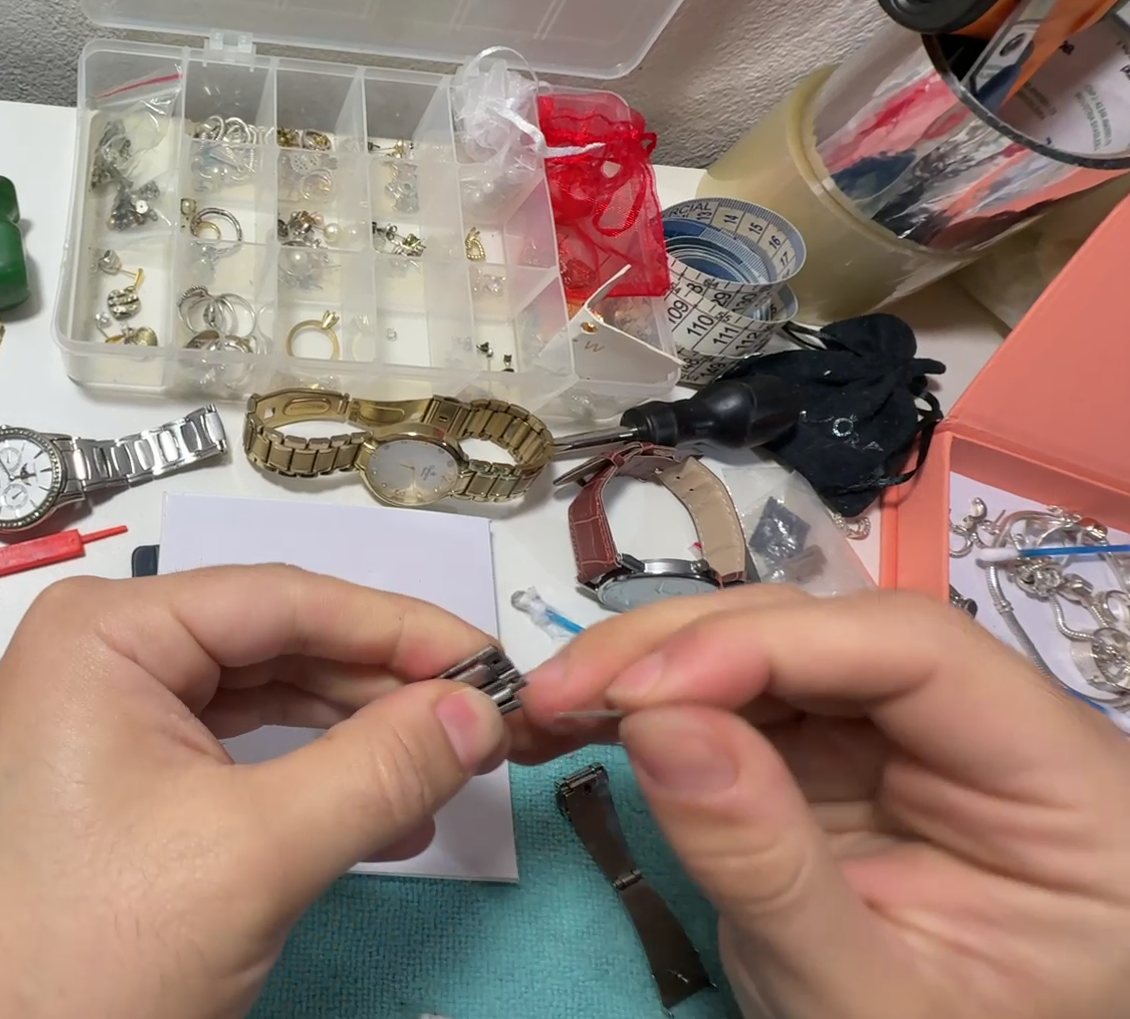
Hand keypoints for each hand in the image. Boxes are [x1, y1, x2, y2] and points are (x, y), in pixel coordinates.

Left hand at [0, 566, 509, 1018]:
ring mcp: (110, 704)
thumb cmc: (88, 946)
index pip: (278, 599)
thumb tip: (478, 712)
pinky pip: (231, 745)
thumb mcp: (252, 852)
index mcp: (110, 627)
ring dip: (352, 733)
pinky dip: (305, 774)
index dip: (393, 625)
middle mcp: (105, 646)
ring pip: (259, 695)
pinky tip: (380, 808)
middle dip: (377, 685)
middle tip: (478, 718)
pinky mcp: (122, 763)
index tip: (486, 658)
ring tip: (444, 766)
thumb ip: (378, 768)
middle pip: (271, 643)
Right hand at [518, 587, 1129, 1018]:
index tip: (638, 694)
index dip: (765, 644)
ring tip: (545, 709)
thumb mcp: (853, 996)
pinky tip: (566, 719)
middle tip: (558, 696)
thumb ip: (764, 865)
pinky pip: (703, 685)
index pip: (911, 651)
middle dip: (665, 650)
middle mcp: (969, 729)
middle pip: (805, 627)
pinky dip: (624, 696)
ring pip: (737, 641)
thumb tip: (654, 722)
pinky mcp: (801, 736)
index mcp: (1063, 792)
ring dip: (627, 666)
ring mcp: (875, 726)